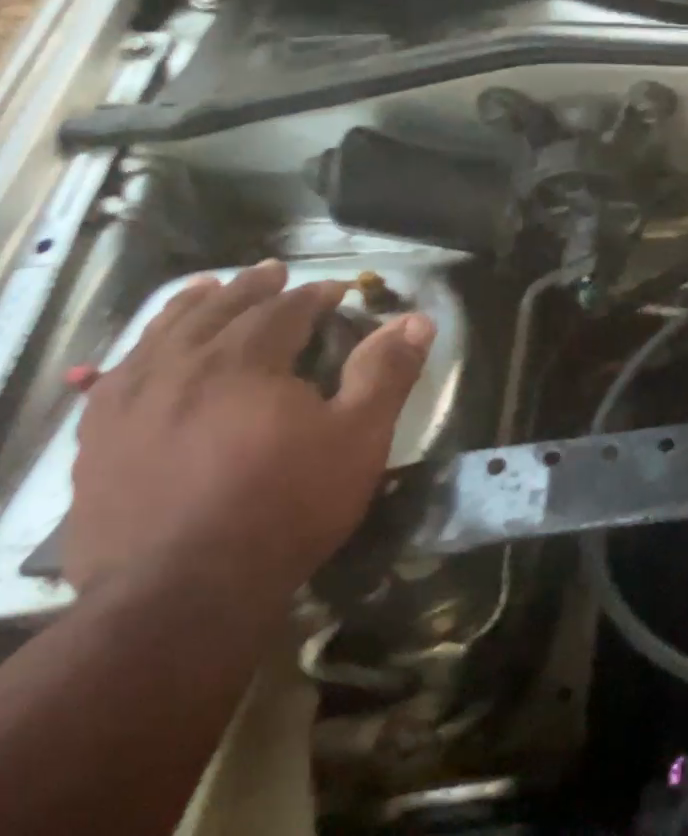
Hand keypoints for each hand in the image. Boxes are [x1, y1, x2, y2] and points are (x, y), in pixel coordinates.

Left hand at [67, 260, 434, 596]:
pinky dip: (138, 353)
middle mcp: (179, 369)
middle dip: (247, 290)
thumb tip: (417, 320)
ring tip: (203, 292)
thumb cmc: (288, 504)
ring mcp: (128, 405)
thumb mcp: (360, 437)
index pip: (282, 312)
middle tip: (269, 272)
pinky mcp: (98, 442)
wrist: (183, 586)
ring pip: (157, 337)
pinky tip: (142, 357)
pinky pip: (115, 378)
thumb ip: (385, 374)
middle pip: (214, 314)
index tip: (336, 289)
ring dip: (187, 308)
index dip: (312, 297)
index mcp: (245, 363)